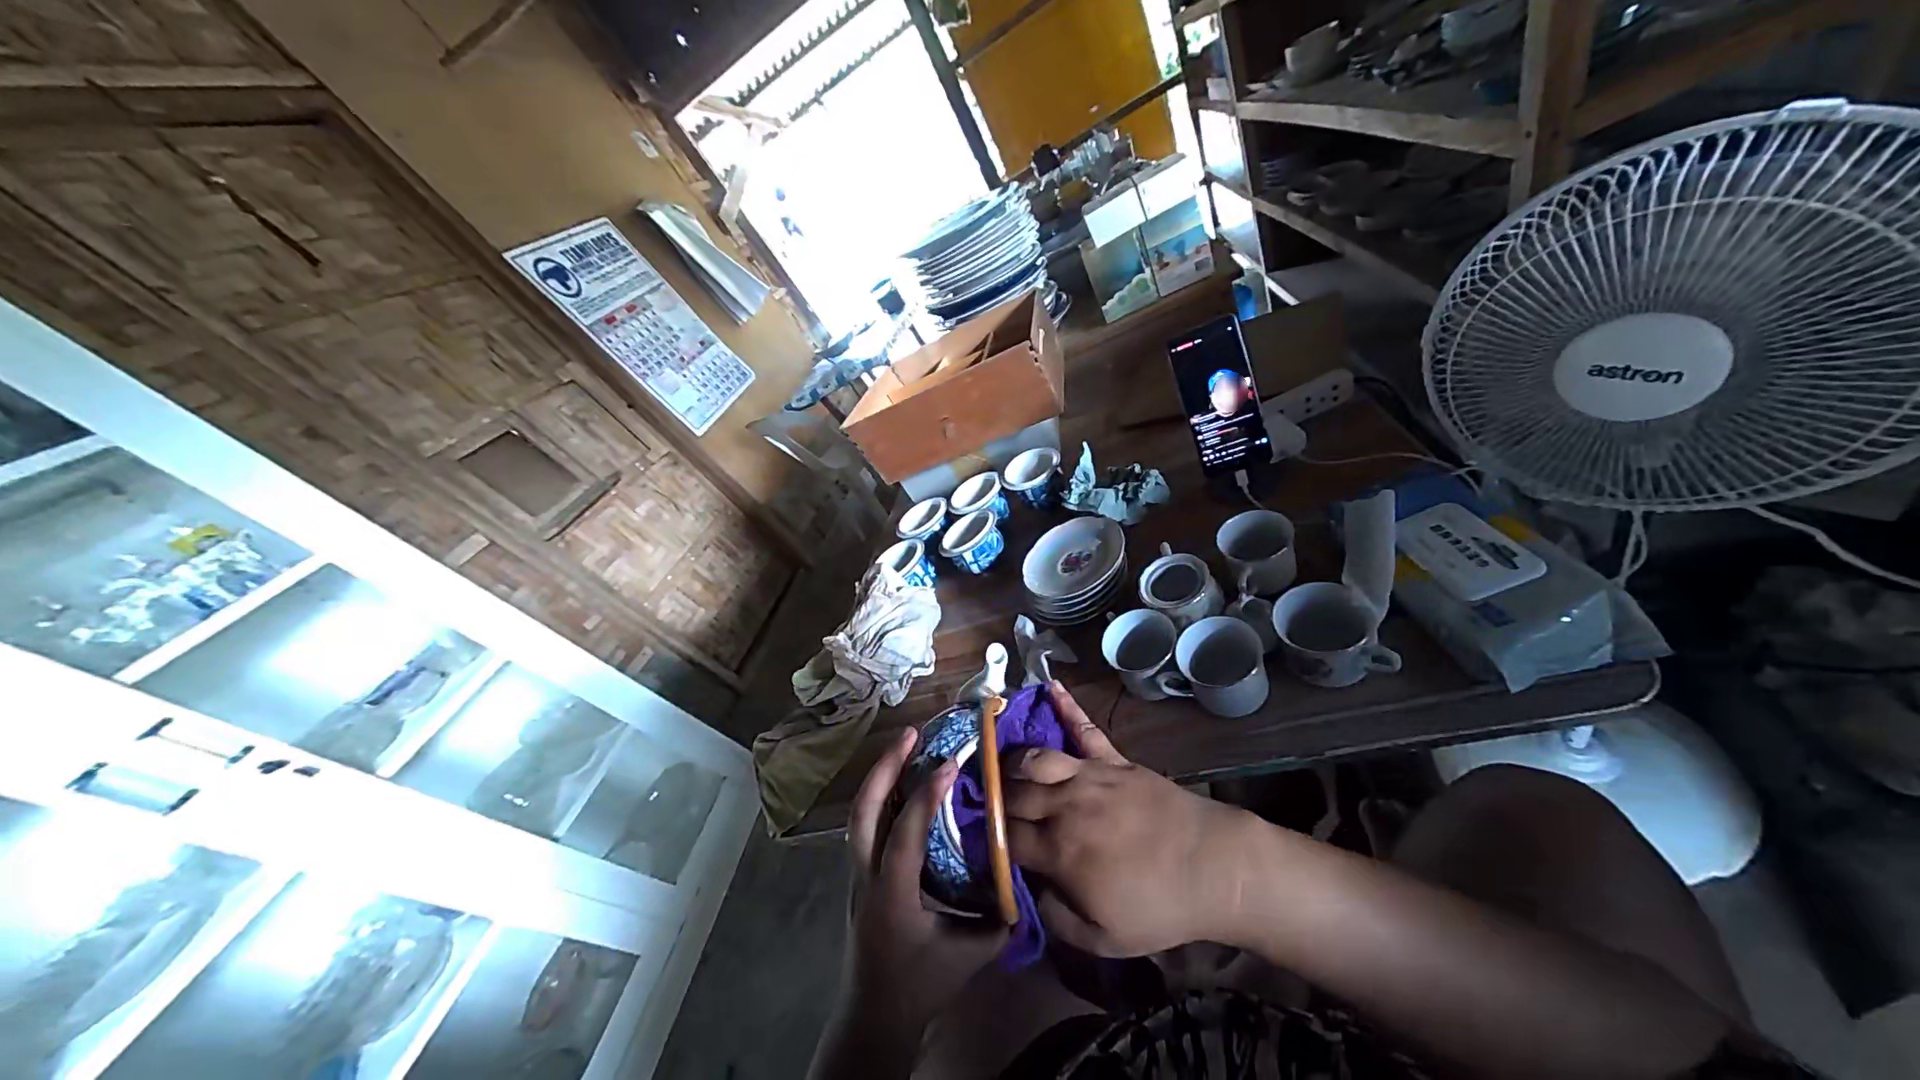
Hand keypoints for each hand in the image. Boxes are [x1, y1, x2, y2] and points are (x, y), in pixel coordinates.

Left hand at [810, 727, 1007, 1079]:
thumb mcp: (969, 955)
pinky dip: (882, 795)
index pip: (903, 834)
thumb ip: (998, 917)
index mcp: (892, 894)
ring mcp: (857, 873)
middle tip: (911, 734)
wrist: (875, 1013)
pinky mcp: (859, 874)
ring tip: (905, 747)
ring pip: (859, 814)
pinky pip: (865, 823)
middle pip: (863, 810)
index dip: (924, 796)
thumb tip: (1023, 876)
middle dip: (885, 767)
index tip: (947, 763)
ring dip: (881, 776)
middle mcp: (867, 876)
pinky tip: (903, 784)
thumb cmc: (921, 985)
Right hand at [1004, 682, 1258, 956]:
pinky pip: (1085, 729)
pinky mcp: (1115, 761)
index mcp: (1058, 851)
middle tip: (982, 799)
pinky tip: (1049, 686)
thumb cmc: (1158, 907)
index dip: (986, 837)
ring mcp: (1090, 777)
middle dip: (993, 797)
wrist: (1213, 868)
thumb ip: (1055, 917)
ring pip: (1037, 758)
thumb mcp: (1103, 938)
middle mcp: (1065, 806)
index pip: (1005, 836)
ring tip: (1006, 765)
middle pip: (1013, 793)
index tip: (978, 838)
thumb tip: (1030, 890)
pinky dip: (1067, 706)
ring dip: (1014, 760)